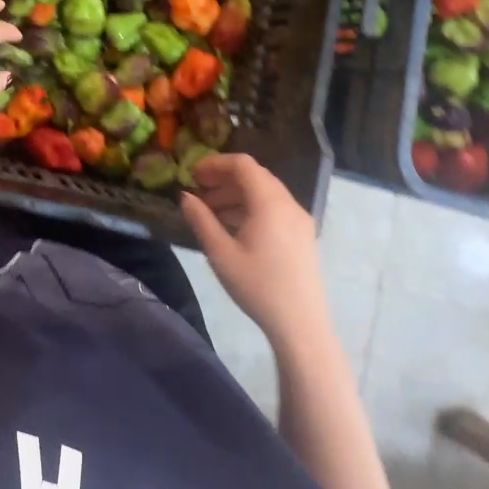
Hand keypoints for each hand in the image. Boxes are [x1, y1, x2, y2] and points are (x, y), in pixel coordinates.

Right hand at [180, 152, 329, 347]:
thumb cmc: (257, 286)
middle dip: (224, 178)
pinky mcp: (303, 235)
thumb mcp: (220, 253)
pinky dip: (252, 207)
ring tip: (211, 210)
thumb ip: (201, 219)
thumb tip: (185, 196)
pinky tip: (234, 226)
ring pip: (265, 192)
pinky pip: (274, 208)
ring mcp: (300, 220)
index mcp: (270, 203)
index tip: (193, 174)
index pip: (243, 165)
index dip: (215, 164)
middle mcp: (288, 204)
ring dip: (237, 193)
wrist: (300, 324)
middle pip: (255, 176)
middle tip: (199, 190)